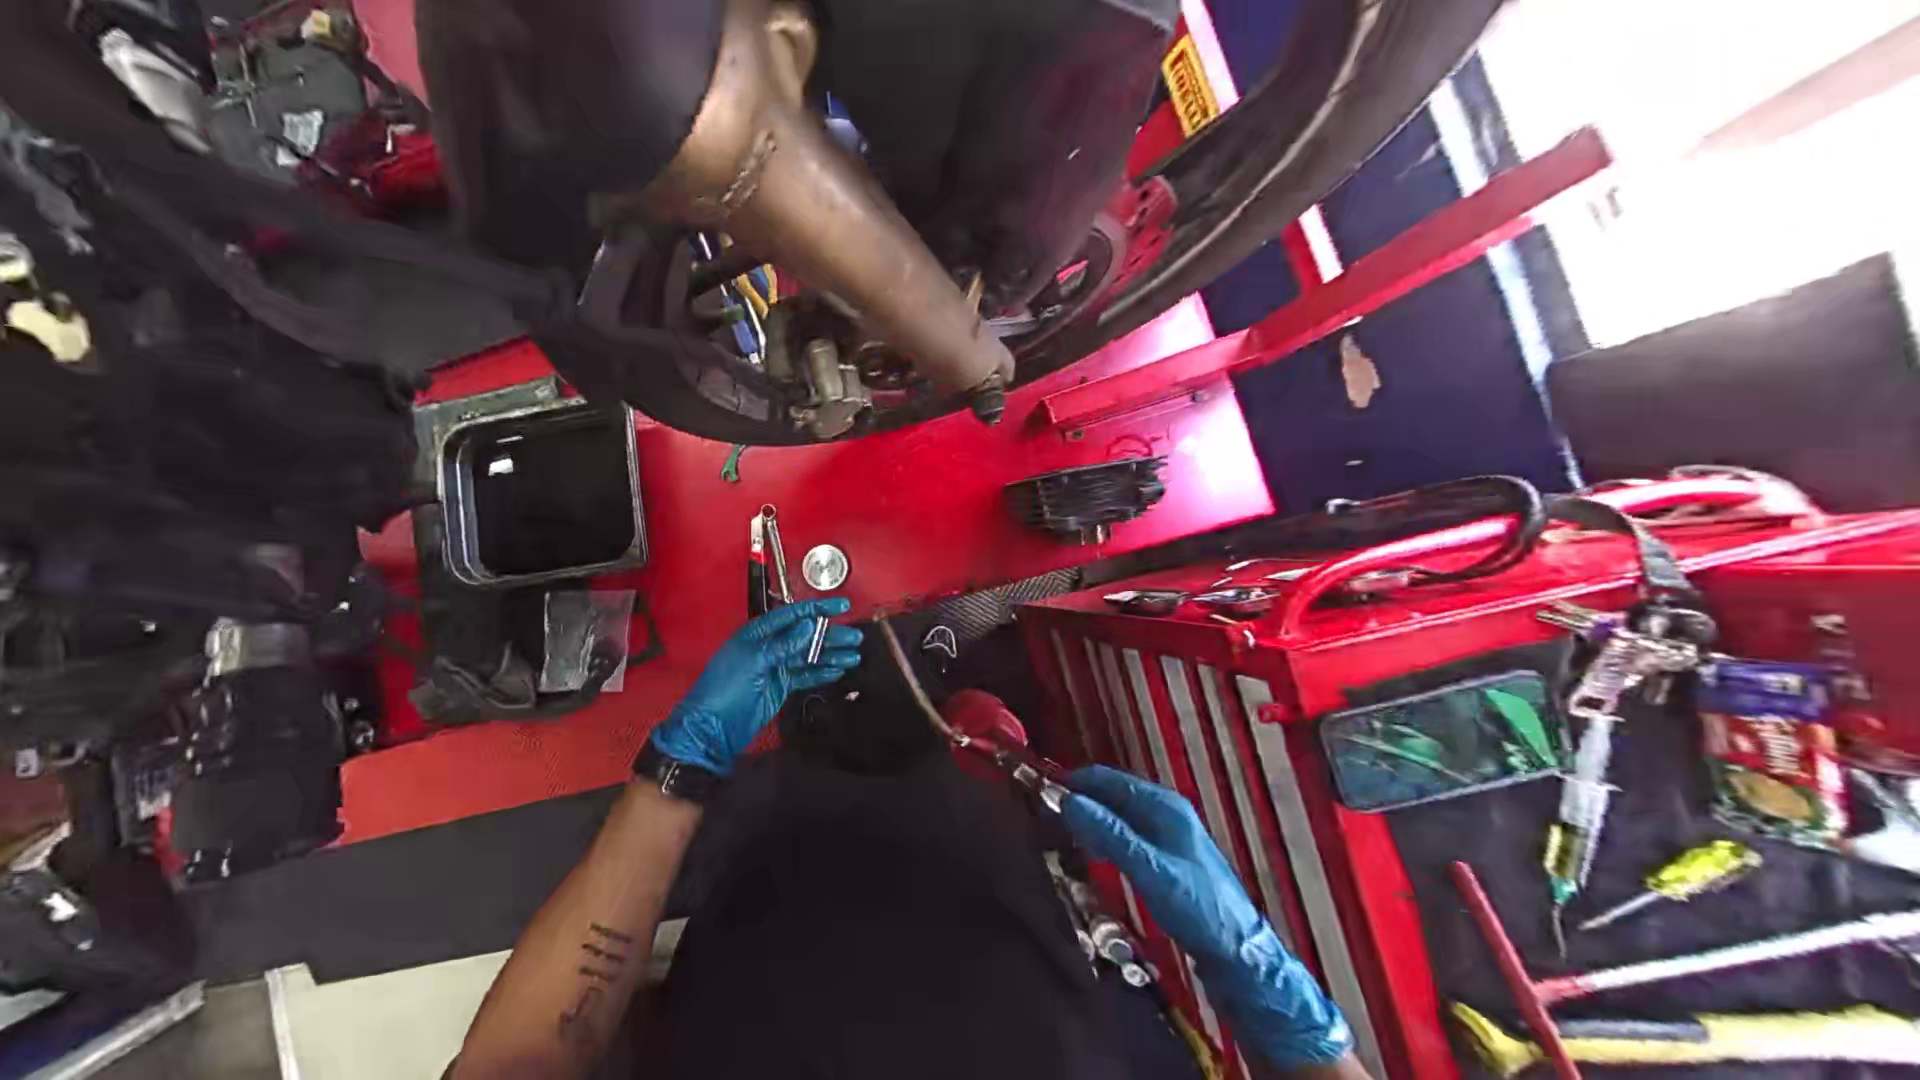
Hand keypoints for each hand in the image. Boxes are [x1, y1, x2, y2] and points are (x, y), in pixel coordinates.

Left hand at [651, 599, 862, 774]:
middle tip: (855, 637)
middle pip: (805, 636)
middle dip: (830, 635)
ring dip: (831, 655)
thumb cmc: (727, 689)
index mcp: (757, 634)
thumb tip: (810, 625)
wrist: (712, 730)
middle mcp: (769, 647)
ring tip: (854, 656)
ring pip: (809, 656)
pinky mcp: (780, 687)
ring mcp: (775, 668)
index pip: (792, 615)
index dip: (817, 609)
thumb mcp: (754, 661)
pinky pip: (805, 675)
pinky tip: (839, 671)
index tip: (842, 605)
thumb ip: (784, 644)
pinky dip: (822, 673)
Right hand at [1061, 765, 1353, 1070]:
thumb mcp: (1149, 869)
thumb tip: (1067, 800)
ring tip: (1061, 834)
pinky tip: (1093, 854)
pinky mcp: (1166, 858)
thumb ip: (1109, 833)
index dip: (1075, 783)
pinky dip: (1104, 838)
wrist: (1241, 957)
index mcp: (1164, 805)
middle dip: (1081, 801)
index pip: (1108, 778)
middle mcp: (1165, 812)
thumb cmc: (1198, 908)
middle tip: (1046, 816)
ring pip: (1118, 815)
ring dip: (1091, 820)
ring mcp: (1167, 835)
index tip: (1042, 793)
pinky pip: (1125, 835)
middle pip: (1112, 794)